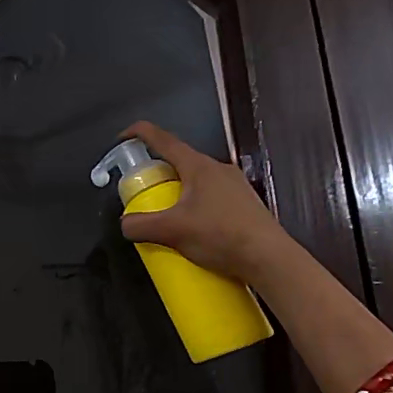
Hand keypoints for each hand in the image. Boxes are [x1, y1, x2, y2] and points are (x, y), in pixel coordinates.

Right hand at [115, 121, 295, 283]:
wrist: (269, 258)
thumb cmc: (220, 235)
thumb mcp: (172, 231)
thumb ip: (141, 226)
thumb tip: (125, 224)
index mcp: (198, 166)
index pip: (164, 139)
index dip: (140, 133)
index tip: (123, 138)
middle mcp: (218, 169)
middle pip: (180, 162)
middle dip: (158, 173)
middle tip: (144, 193)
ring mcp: (235, 186)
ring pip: (197, 181)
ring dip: (178, 193)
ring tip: (167, 217)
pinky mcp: (245, 204)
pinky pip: (212, 198)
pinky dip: (196, 207)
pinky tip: (195, 230)